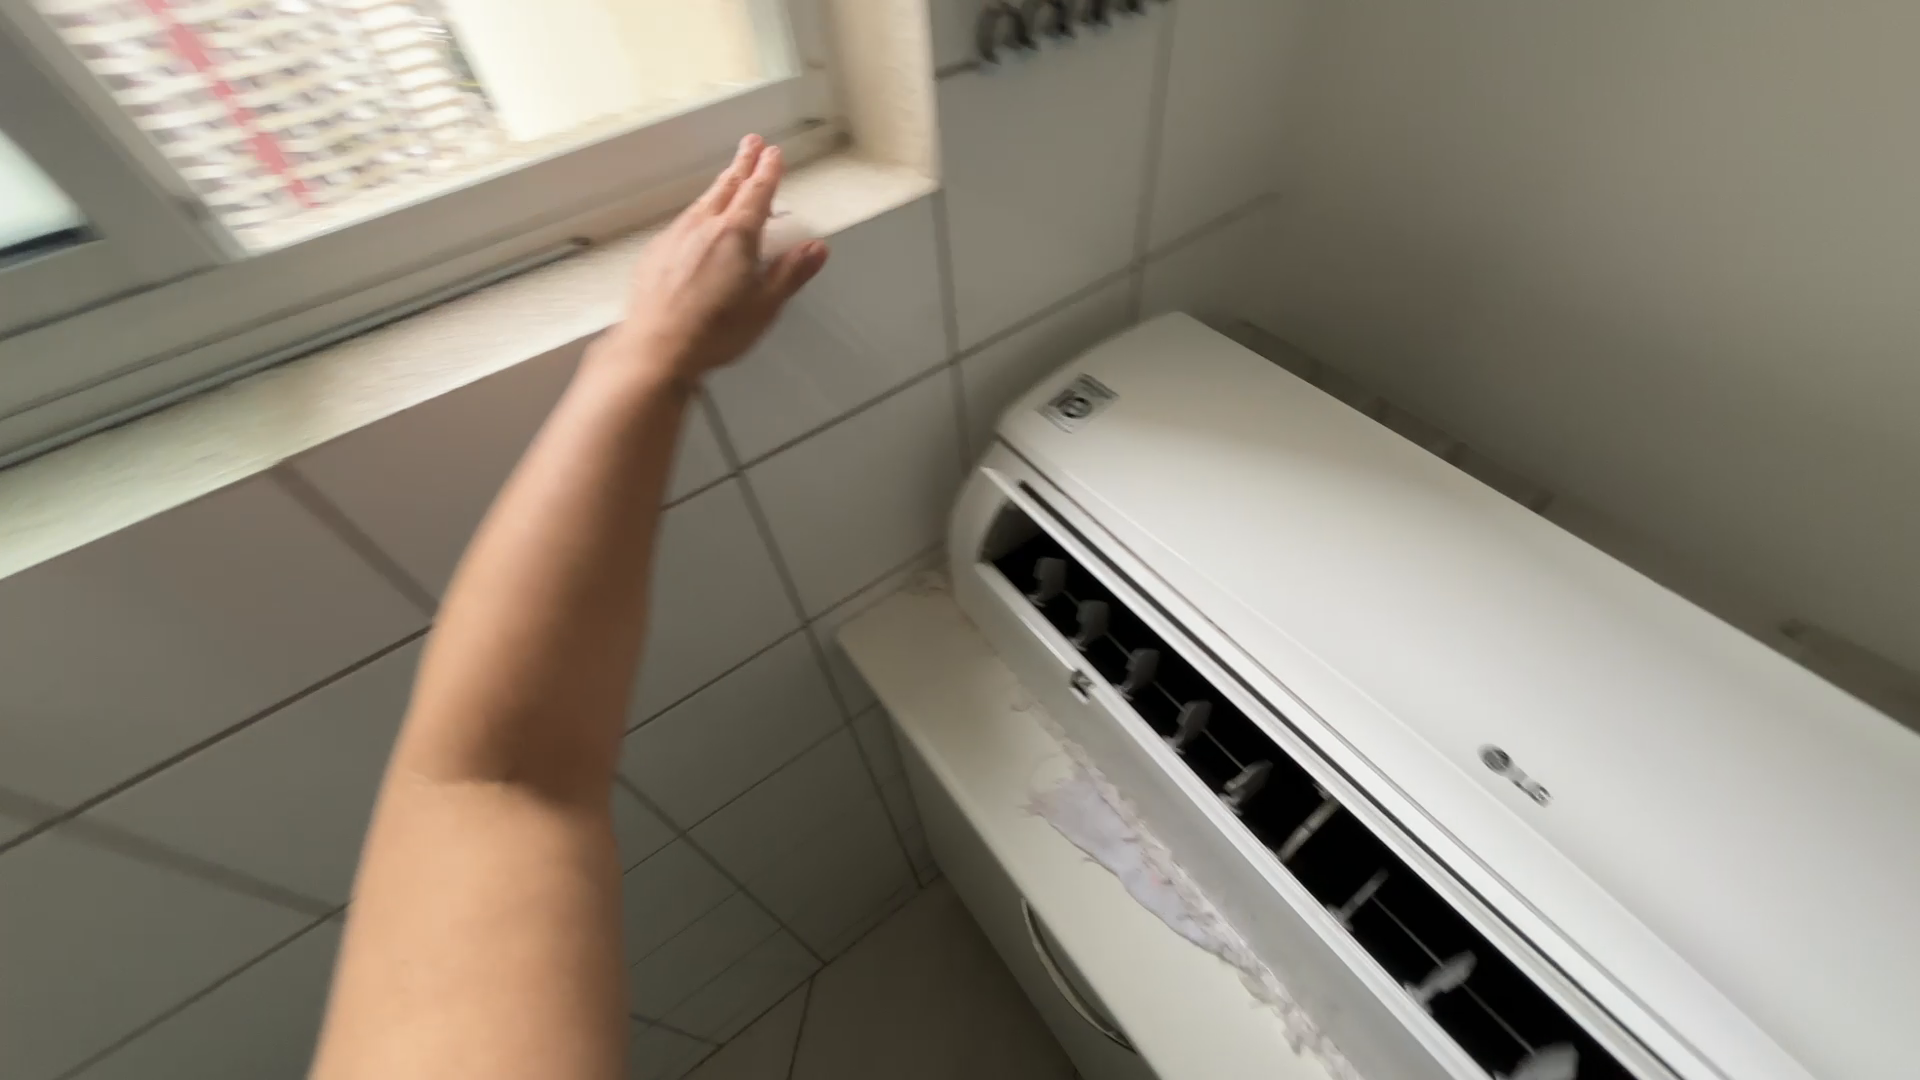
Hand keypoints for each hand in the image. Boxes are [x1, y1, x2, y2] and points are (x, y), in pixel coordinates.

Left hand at [602, 134, 829, 383]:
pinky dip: (698, 214)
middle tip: (751, 145)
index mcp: (736, 236)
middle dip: (742, 164)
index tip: (773, 155)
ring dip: (720, 186)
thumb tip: (815, 249)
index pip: (757, 193)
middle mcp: (703, 228)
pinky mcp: (657, 254)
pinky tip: (698, 223)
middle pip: (727, 187)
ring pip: (703, 202)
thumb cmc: (712, 332)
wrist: (658, 347)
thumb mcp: (766, 306)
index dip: (768, 172)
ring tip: (729, 177)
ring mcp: (676, 238)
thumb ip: (791, 273)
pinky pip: (683, 223)